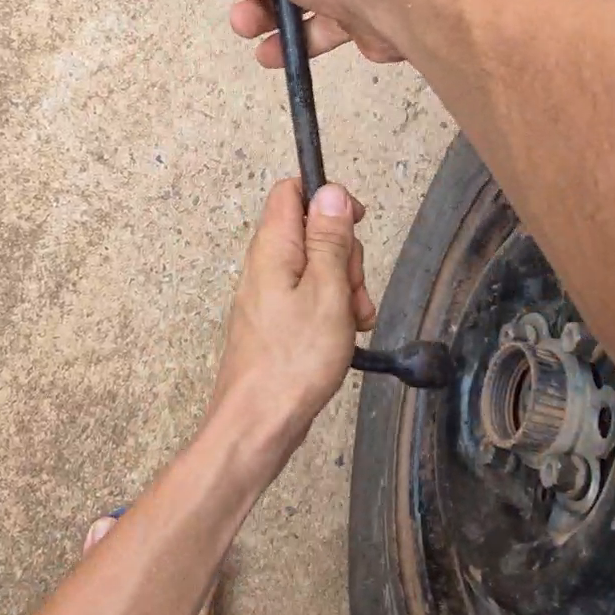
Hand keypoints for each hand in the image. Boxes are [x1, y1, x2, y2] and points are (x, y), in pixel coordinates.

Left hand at [206, 179, 377, 467]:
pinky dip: (333, 310)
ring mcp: (270, 294)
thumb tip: (331, 192)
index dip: (329, 199)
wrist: (260, 423)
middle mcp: (266, 265)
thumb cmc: (292, 362)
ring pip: (317, 268)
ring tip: (351, 321)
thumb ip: (330, 239)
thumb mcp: (328, 290)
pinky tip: (344, 335)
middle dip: (345, 255)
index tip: (355, 224)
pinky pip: (311, 298)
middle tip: (352, 291)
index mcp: (273, 247)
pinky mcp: (276, 320)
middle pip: (312, 231)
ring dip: (345, 288)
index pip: (293, 191)